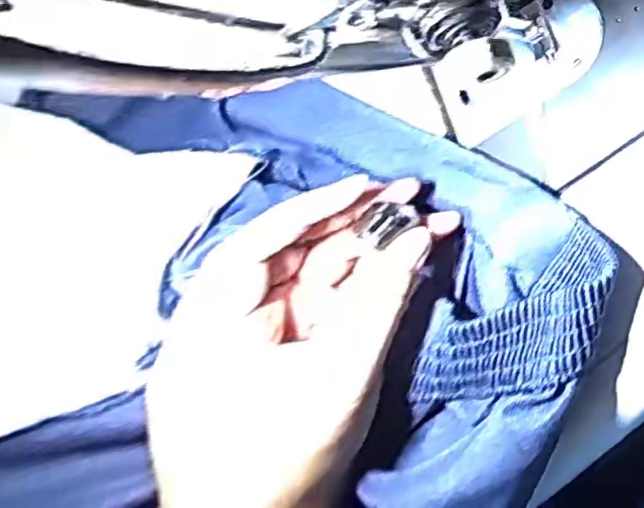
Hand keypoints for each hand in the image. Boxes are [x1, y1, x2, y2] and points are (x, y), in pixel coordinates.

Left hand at [147, 175, 460, 507]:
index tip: (364, 186)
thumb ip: (384, 295)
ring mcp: (270, 333)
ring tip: (431, 221)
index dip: (313, 208)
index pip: (257, 246)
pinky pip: (343, 292)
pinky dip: (382, 270)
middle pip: (297, 250)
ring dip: (381, 242)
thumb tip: (419, 234)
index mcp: (212, 329)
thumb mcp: (341, 368)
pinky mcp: (302, 343)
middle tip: (411, 193)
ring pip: (327, 267)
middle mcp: (235, 323)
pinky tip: (417, 254)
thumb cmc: (279, 456)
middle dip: (359, 218)